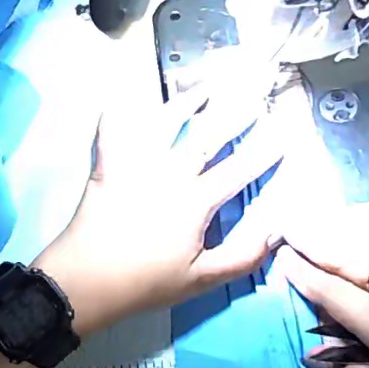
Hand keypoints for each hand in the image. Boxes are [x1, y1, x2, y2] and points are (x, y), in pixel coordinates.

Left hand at [35, 87, 284, 334]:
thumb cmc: (145, 283)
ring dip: (187, 101)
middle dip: (235, 113)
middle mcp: (169, 175)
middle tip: (254, 94)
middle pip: (207, 136)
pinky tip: (124, 97)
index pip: (238, 171)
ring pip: (165, 124)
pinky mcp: (108, 167)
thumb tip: (273, 235)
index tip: (283, 135)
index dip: (264, 153)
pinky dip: (118, 112)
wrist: (85, 281)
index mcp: (195, 202)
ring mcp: (136, 166)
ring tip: (205, 84)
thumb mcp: (201, 280)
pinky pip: (112, 132)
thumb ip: (241, 258)